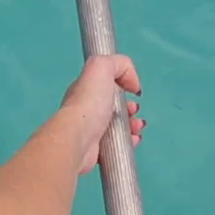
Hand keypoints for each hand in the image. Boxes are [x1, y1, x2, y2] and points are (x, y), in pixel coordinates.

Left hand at [59, 54, 144, 173]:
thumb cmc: (89, 102)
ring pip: (118, 127)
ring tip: (137, 128)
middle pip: (114, 108)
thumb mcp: (102, 67)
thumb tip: (132, 82)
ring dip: (133, 125)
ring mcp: (90, 132)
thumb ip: (119, 64)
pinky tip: (133, 140)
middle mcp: (86, 111)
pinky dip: (128, 142)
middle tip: (134, 112)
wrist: (78, 139)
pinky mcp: (95, 151)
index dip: (123, 87)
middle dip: (131, 109)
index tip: (132, 93)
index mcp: (85, 90)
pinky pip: (117, 145)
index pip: (106, 86)